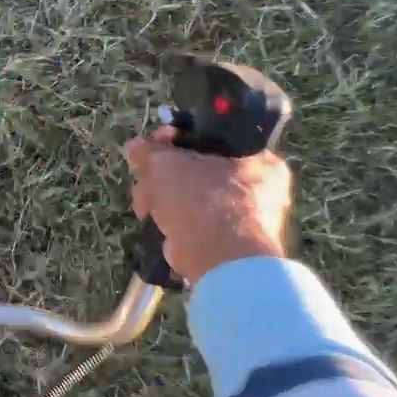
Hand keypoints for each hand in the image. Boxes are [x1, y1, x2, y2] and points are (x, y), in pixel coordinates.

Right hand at [122, 127, 293, 283]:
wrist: (219, 258)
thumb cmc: (200, 201)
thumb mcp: (165, 164)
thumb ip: (148, 149)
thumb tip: (136, 145)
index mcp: (259, 159)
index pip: (212, 138)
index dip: (178, 138)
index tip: (156, 143)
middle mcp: (260, 185)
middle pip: (195, 167)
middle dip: (162, 174)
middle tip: (147, 178)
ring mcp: (246, 213)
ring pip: (189, 191)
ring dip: (160, 195)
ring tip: (147, 206)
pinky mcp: (229, 235)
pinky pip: (193, 214)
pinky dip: (172, 215)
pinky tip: (156, 219)